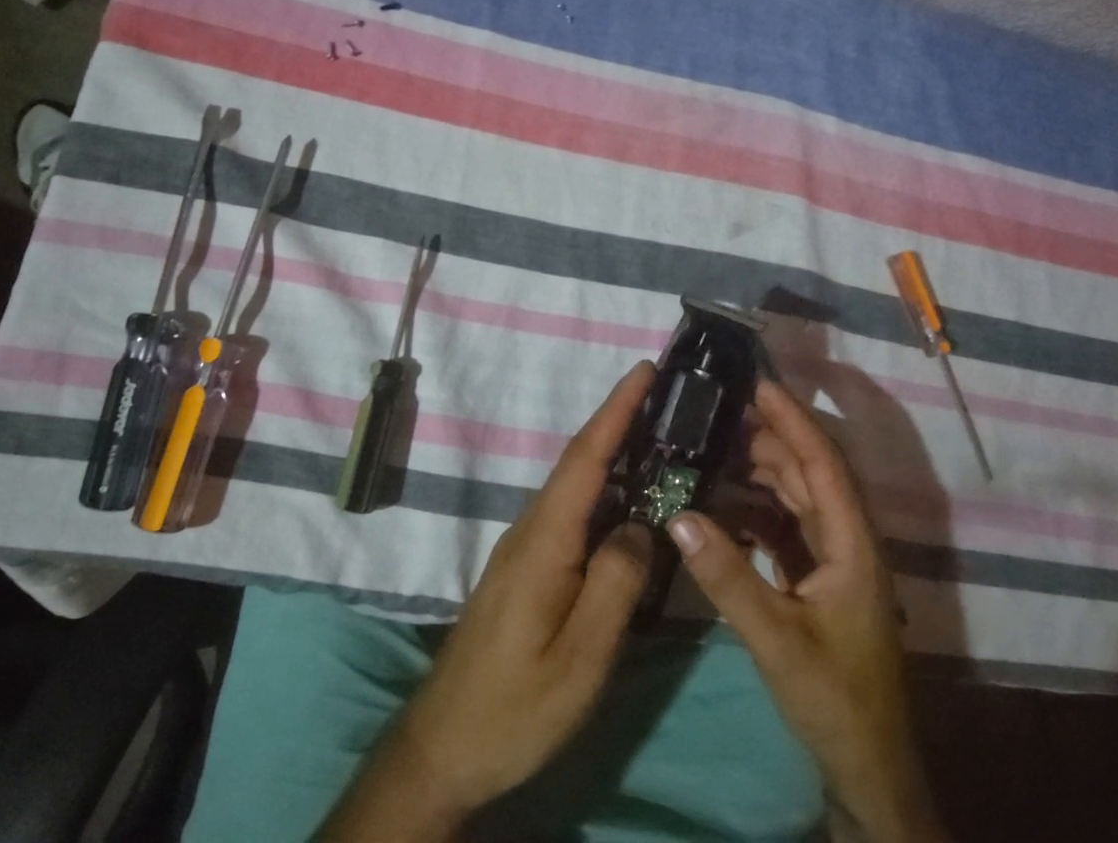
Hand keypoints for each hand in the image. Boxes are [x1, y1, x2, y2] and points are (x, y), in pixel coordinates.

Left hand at [320, 361, 656, 840]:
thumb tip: (643, 523)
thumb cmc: (516, 706)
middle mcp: (529, 534)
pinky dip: (605, 499)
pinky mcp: (525, 575)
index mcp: (543, 543)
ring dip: (616, 460)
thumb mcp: (580, 654)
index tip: (646, 369)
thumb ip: (616, 582)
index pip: (584, 459)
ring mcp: (523, 554)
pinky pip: (572, 520)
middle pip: (579, 466)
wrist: (444, 748)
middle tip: (673, 402)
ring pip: (575, 493)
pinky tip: (631, 510)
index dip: (615, 410)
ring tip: (665, 444)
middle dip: (622, 425)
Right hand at [668, 380, 944, 841]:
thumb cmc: (832, 698)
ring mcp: (836, 564)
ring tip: (716, 448)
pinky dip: (758, 512)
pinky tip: (724, 506)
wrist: (867, 761)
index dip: (793, 420)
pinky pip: (788, 531)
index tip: (758, 384)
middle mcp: (849, 543)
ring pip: (799, 500)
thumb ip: (727, 577)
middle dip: (771, 438)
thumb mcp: (775, 638)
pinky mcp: (820, 584)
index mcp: (852, 545)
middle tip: (720, 413)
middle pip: (811, 474)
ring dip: (763, 472)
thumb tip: (679, 516)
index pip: (823, 464)